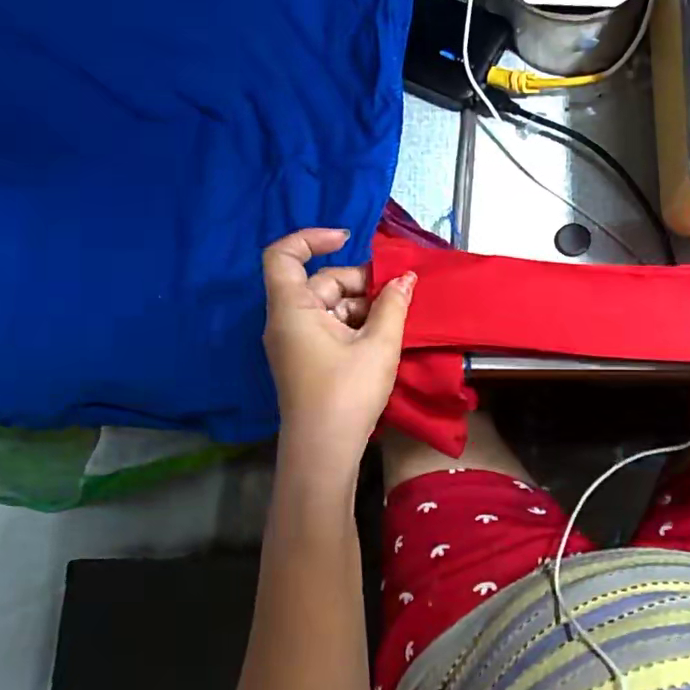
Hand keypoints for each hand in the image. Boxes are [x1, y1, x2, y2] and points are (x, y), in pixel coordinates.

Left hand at [262, 229, 414, 458]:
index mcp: (292, 309)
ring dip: (362, 306)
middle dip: (358, 282)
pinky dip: (354, 325)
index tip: (349, 240)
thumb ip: (393, 306)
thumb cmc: (348, 393)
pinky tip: (382, 337)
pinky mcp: (305, 360)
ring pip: (328, 306)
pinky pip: (328, 327)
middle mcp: (286, 321)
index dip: (312, 238)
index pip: (283, 254)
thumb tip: (406, 279)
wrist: (324, 451)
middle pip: (318, 282)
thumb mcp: (379, 345)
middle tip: (396, 294)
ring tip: (394, 321)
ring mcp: (294, 342)